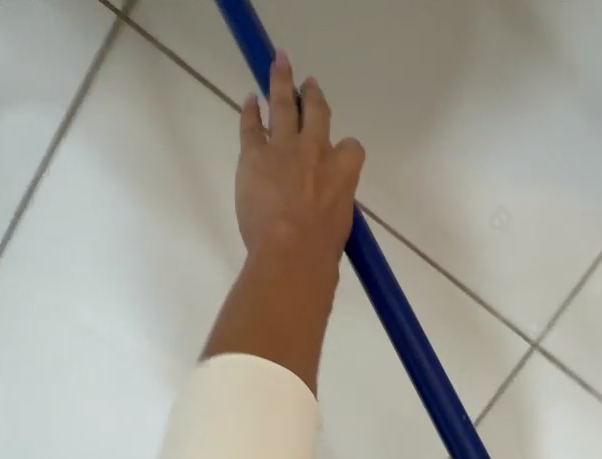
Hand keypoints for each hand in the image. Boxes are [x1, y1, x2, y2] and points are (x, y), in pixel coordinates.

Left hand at [235, 51, 364, 259]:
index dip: (345, 149)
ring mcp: (285, 148)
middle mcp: (317, 151)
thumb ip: (334, 205)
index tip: (340, 151)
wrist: (291, 253)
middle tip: (309, 82)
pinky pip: (252, 124)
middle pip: (317, 112)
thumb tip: (325, 209)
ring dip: (282, 81)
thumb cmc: (321, 250)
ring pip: (284, 105)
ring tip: (280, 63)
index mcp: (344, 172)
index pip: (351, 148)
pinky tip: (250, 100)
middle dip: (313, 94)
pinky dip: (251, 110)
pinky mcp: (255, 154)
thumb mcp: (341, 226)